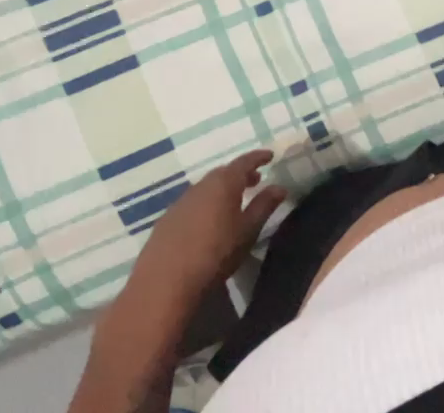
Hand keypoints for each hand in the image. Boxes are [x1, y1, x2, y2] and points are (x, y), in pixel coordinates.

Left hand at [126, 149, 285, 311]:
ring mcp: (179, 204)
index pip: (244, 162)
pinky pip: (191, 204)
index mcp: (223, 184)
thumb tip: (280, 187)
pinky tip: (207, 222)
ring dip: (221, 190)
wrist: (163, 286)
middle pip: (223, 173)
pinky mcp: (165, 222)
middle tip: (255, 182)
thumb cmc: (215, 254)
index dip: (258, 158)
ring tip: (233, 203)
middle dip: (240, 175)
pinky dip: (205, 204)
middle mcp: (199, 187)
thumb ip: (264, 205)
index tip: (270, 156)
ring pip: (205, 189)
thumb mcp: (248, 231)